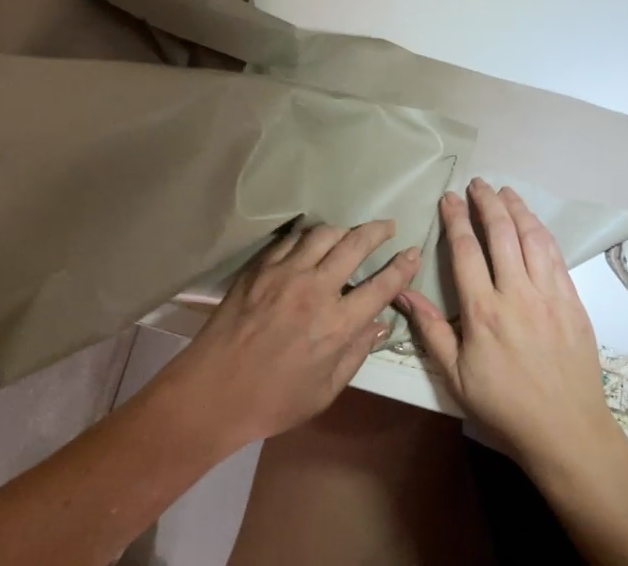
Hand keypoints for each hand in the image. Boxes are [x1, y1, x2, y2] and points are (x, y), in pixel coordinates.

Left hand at [155, 220, 421, 447]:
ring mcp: (285, 274)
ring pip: (322, 234)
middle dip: (377, 231)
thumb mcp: (326, 391)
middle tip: (388, 226)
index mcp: (337, 325)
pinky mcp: (260, 268)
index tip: (413, 252)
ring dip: (343, 229)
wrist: (215, 391)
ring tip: (350, 232)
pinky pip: (290, 240)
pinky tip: (311, 241)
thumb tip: (380, 324)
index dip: (402, 267)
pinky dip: (307, 236)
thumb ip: (356, 354)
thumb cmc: (274, 401)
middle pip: (355, 245)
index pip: (381, 286)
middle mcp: (316, 290)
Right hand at [398, 179, 616, 469]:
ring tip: (504, 191)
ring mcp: (549, 295)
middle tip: (476, 183)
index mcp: (483, 311)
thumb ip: (430, 330)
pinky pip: (556, 256)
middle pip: (500, 233)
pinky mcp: (572, 301)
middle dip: (486, 202)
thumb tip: (402, 293)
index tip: (449, 197)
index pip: (465, 250)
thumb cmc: (504, 405)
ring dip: (517, 209)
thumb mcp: (455, 376)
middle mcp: (517, 294)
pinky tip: (533, 223)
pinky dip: (542, 232)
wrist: (567, 429)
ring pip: (532, 238)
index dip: (455, 218)